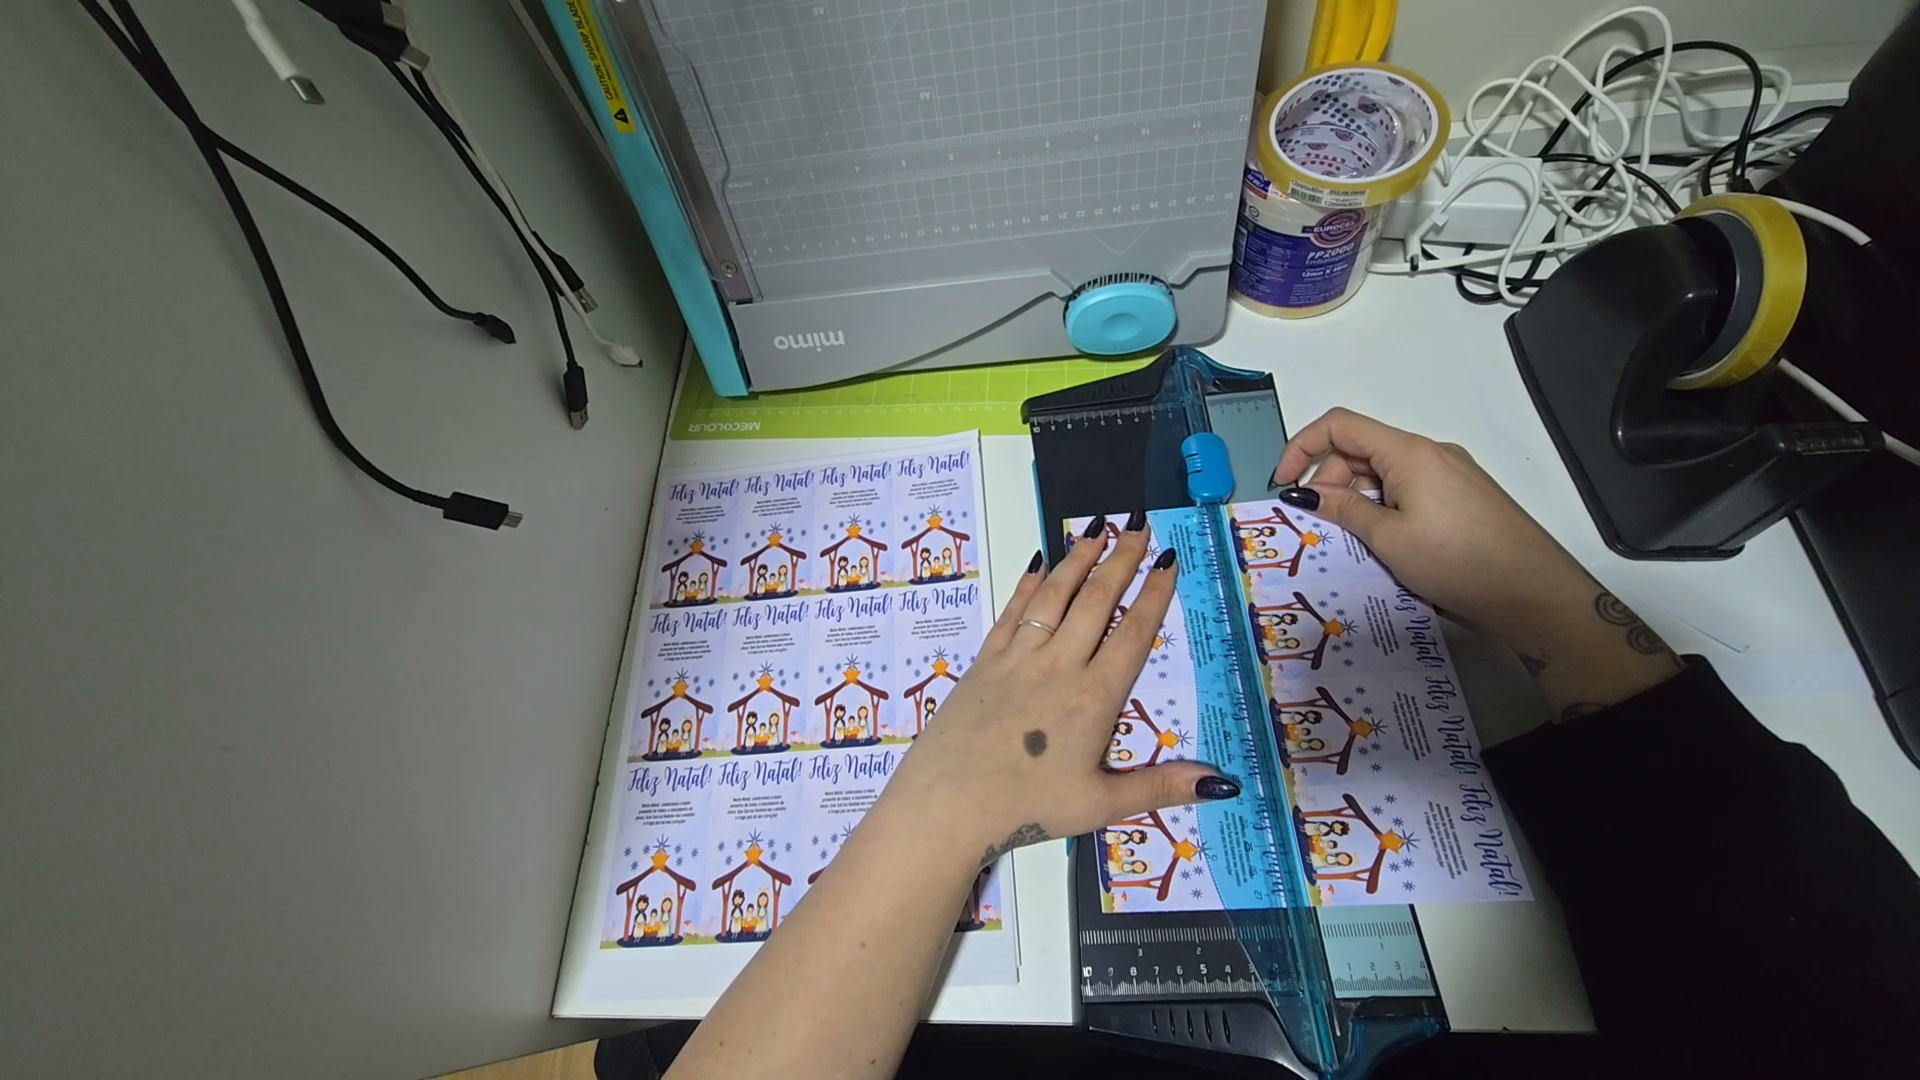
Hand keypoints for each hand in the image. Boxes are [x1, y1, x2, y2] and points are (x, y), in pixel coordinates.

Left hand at [878, 514, 1237, 867]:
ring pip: (1054, 595)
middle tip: (1138, 526)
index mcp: (1095, 696)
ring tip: (1097, 529)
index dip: (1154, 593)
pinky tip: (1039, 565)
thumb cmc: (1027, 807)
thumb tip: (1222, 784)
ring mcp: (1018, 656)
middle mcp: (1059, 664)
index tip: (1168, 560)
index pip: (1134, 633)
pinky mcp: (986, 658)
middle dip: (1121, 560)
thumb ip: (1161, 786)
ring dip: (1078, 559)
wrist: (949, 801)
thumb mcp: (1101, 804)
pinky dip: (1029, 584)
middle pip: (1097, 600)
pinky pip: (1012, 611)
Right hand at [1270, 408, 1682, 719]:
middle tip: (1318, 522)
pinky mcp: (1459, 496)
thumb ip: (1343, 509)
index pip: (1340, 426)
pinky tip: (1378, 539)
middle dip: (1327, 479)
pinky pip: (1404, 488)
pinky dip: (1379, 505)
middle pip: (1359, 449)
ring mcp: (1448, 473)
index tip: (1283, 483)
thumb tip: (1305, 493)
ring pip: (1381, 471)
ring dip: (1353, 496)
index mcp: (1409, 452)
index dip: (1301, 447)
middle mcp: (1429, 452)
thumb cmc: (1455, 560)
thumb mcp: (1388, 538)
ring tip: (1348, 538)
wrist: (1535, 594)